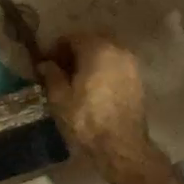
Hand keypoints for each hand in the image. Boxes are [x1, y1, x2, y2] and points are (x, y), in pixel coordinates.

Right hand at [38, 34, 161, 182]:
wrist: (121, 146)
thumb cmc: (86, 120)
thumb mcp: (60, 99)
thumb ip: (52, 76)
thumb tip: (46, 64)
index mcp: (97, 48)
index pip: (72, 37)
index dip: (55, 48)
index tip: (45, 63)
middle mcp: (118, 49)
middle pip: (92, 42)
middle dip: (75, 52)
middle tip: (60, 70)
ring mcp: (132, 65)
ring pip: (106, 54)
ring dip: (90, 62)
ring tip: (76, 81)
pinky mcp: (138, 81)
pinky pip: (116, 67)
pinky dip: (103, 71)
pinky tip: (93, 89)